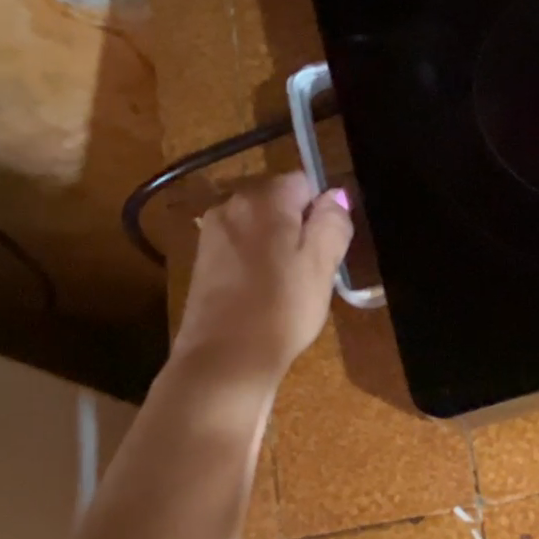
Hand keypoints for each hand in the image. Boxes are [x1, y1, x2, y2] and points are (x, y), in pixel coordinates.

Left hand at [172, 173, 352, 392]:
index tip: (331, 246)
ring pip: (260, 226)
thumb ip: (333, 223)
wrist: (227, 356)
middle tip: (315, 269)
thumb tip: (336, 196)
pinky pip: (242, 247)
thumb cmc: (283, 308)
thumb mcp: (322, 265)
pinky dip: (257, 262)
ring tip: (290, 285)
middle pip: (279, 202)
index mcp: (264, 199)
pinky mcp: (203, 261)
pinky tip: (265, 292)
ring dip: (278, 246)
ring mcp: (212, 233)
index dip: (323, 210)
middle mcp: (231, 205)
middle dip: (300, 226)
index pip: (304, 182)